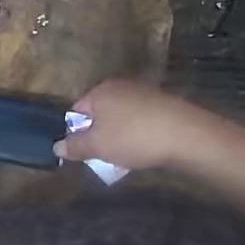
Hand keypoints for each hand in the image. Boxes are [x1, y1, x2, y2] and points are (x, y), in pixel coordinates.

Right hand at [54, 79, 244, 171]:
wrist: (187, 135)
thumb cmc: (132, 137)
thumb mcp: (96, 146)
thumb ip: (73, 146)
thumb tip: (56, 148)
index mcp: (99, 91)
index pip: (77, 111)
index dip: (76, 133)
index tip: (84, 152)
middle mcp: (120, 86)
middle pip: (99, 114)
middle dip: (99, 136)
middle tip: (104, 157)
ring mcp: (144, 93)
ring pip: (121, 118)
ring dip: (119, 136)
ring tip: (126, 158)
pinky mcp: (164, 104)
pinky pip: (141, 120)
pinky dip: (138, 134)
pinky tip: (146, 150)